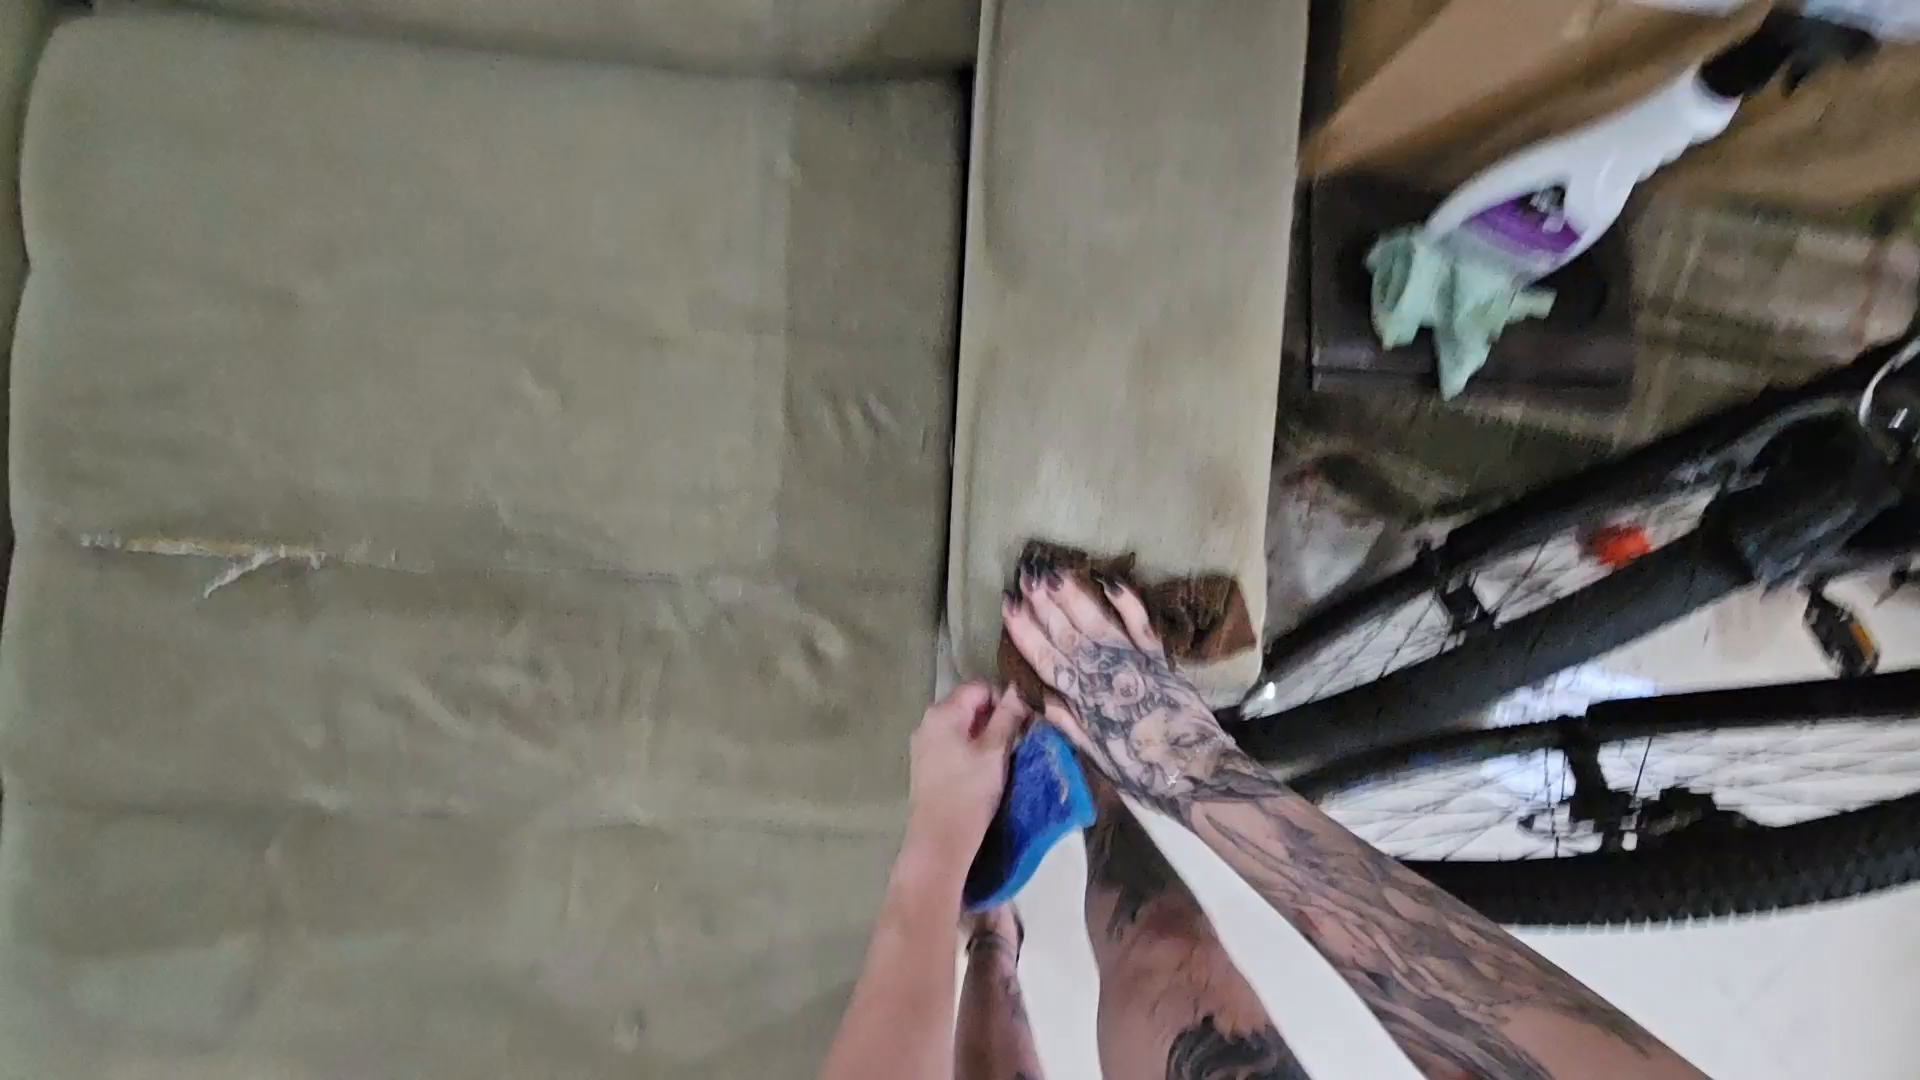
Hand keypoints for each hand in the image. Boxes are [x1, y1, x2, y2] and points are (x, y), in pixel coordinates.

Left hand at [902, 683, 1028, 870]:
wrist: (939, 841)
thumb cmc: (969, 792)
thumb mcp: (995, 751)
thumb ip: (1007, 716)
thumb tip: (1017, 689)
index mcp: (942, 712)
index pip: (979, 688)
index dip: (1003, 699)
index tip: (1021, 723)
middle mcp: (928, 722)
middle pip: (968, 705)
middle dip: (994, 718)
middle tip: (1015, 741)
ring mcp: (923, 744)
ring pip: (962, 727)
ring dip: (984, 736)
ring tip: (1002, 758)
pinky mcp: (925, 765)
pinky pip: (952, 744)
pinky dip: (970, 750)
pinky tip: (983, 771)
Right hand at [1002, 568, 1237, 813]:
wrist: (1195, 770)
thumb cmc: (1141, 768)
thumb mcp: (1096, 754)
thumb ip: (1067, 722)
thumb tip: (1038, 697)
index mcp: (1083, 699)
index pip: (1045, 660)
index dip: (1025, 632)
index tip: (1008, 605)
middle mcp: (1102, 674)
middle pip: (1066, 634)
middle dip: (1043, 603)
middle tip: (1026, 575)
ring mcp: (1131, 660)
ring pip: (1095, 622)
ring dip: (1074, 596)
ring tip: (1054, 572)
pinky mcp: (1158, 656)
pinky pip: (1139, 623)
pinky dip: (1126, 601)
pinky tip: (1109, 580)